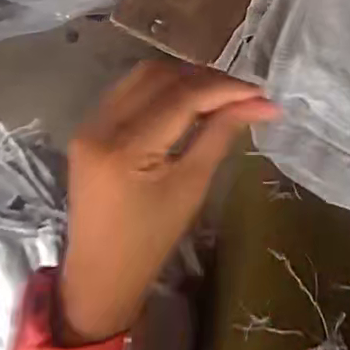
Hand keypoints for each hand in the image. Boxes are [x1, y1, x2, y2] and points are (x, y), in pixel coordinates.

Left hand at [56, 59, 280, 344]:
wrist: (100, 275)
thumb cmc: (151, 241)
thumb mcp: (192, 187)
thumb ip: (221, 134)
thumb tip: (260, 102)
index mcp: (125, 148)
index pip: (182, 97)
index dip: (224, 88)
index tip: (260, 93)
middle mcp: (101, 125)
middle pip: (162, 76)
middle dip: (207, 78)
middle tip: (242, 93)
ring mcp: (90, 122)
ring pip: (145, 74)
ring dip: (185, 76)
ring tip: (219, 93)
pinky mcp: (90, 124)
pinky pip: (131, 87)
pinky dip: (163, 85)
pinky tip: (187, 98)